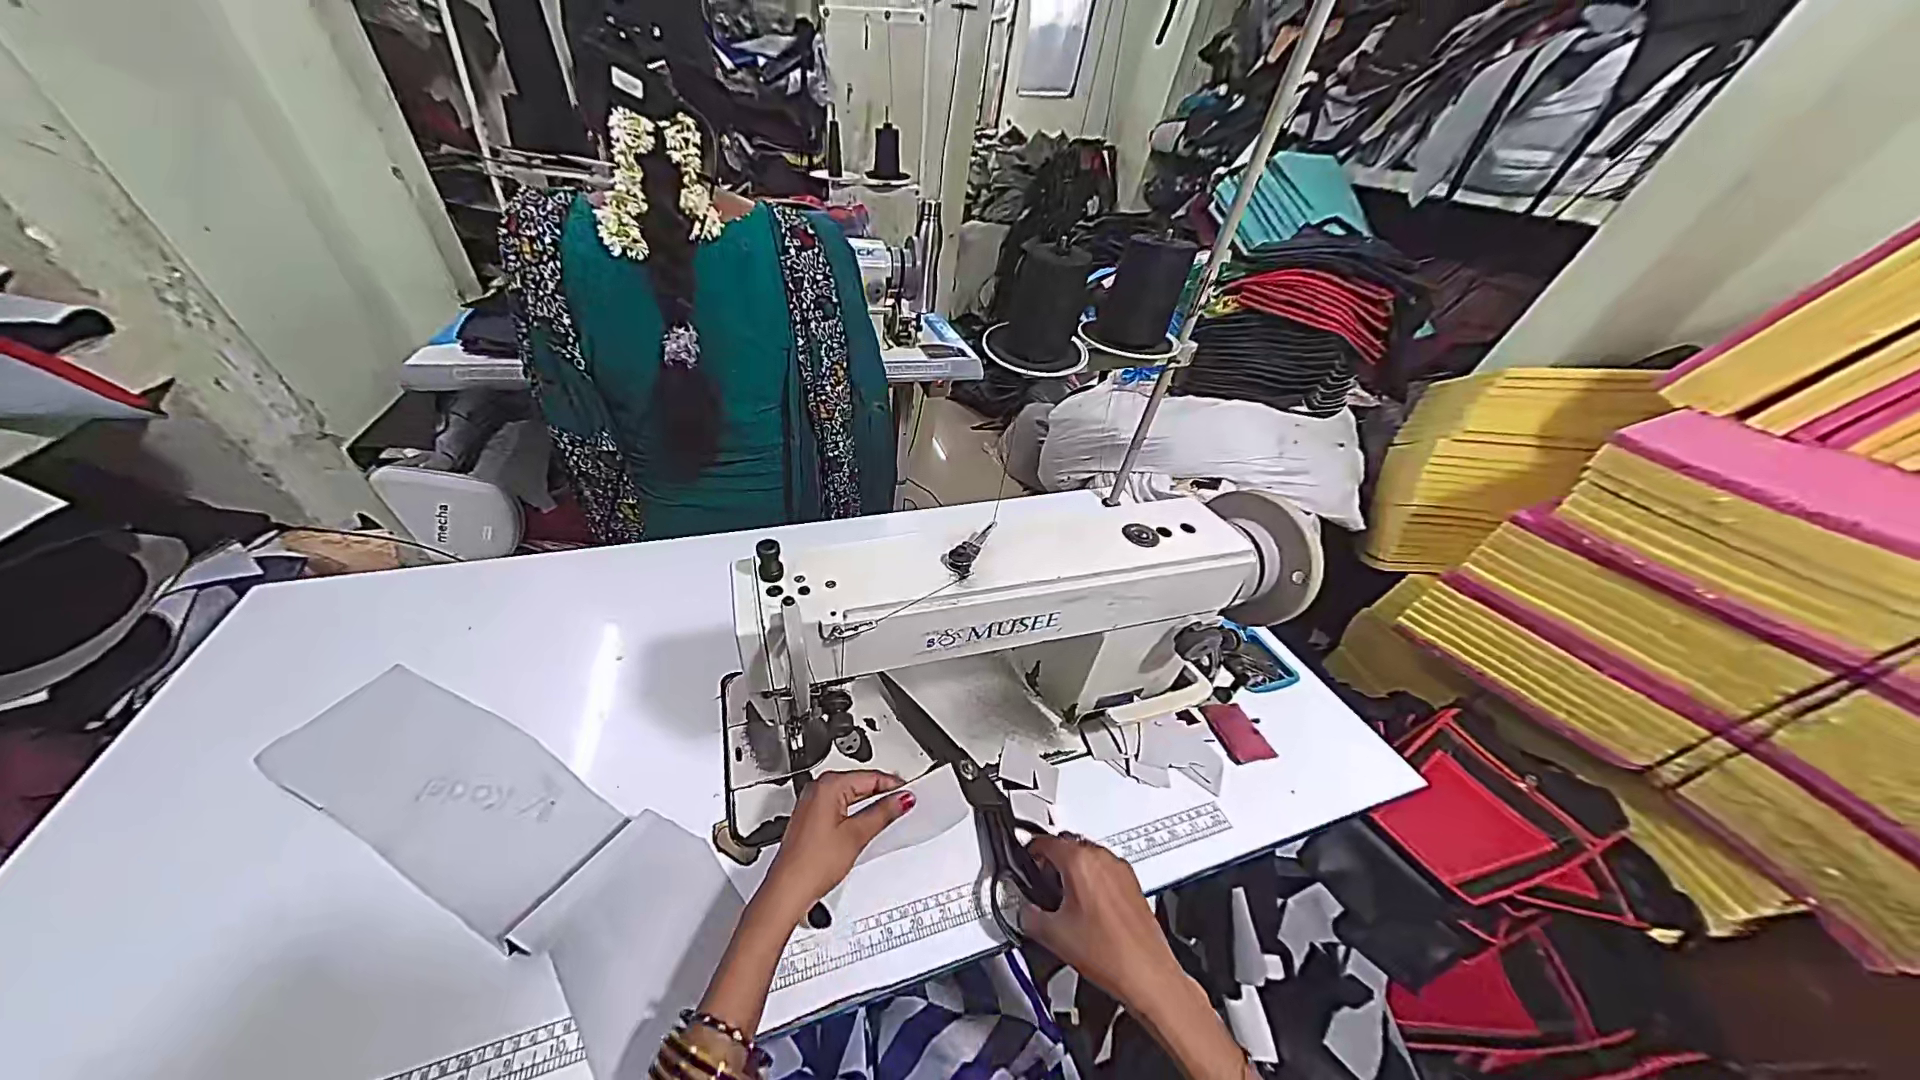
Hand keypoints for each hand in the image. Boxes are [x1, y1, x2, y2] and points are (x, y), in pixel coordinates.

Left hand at [759, 770, 912, 918]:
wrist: (787, 891)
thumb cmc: (811, 865)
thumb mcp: (856, 835)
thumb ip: (883, 813)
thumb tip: (901, 798)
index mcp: (828, 785)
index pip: (870, 776)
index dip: (893, 785)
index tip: (909, 792)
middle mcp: (816, 789)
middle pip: (859, 782)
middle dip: (881, 792)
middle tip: (903, 802)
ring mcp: (811, 803)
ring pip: (849, 794)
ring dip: (868, 802)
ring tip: (888, 813)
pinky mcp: (810, 816)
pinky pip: (839, 804)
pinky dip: (854, 811)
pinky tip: (864, 823)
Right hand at [1021, 833, 1188, 1016]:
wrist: (1147, 975)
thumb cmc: (1111, 955)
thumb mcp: (1053, 935)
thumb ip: (1028, 915)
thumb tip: (1026, 911)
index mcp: (1079, 861)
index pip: (1045, 842)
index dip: (1030, 853)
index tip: (1027, 864)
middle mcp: (1101, 857)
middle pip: (1067, 845)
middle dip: (1052, 862)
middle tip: (1042, 884)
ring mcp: (1119, 869)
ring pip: (1087, 857)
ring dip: (1073, 871)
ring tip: (1066, 902)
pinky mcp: (1132, 883)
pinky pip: (1105, 870)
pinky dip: (1093, 880)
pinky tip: (1089, 910)